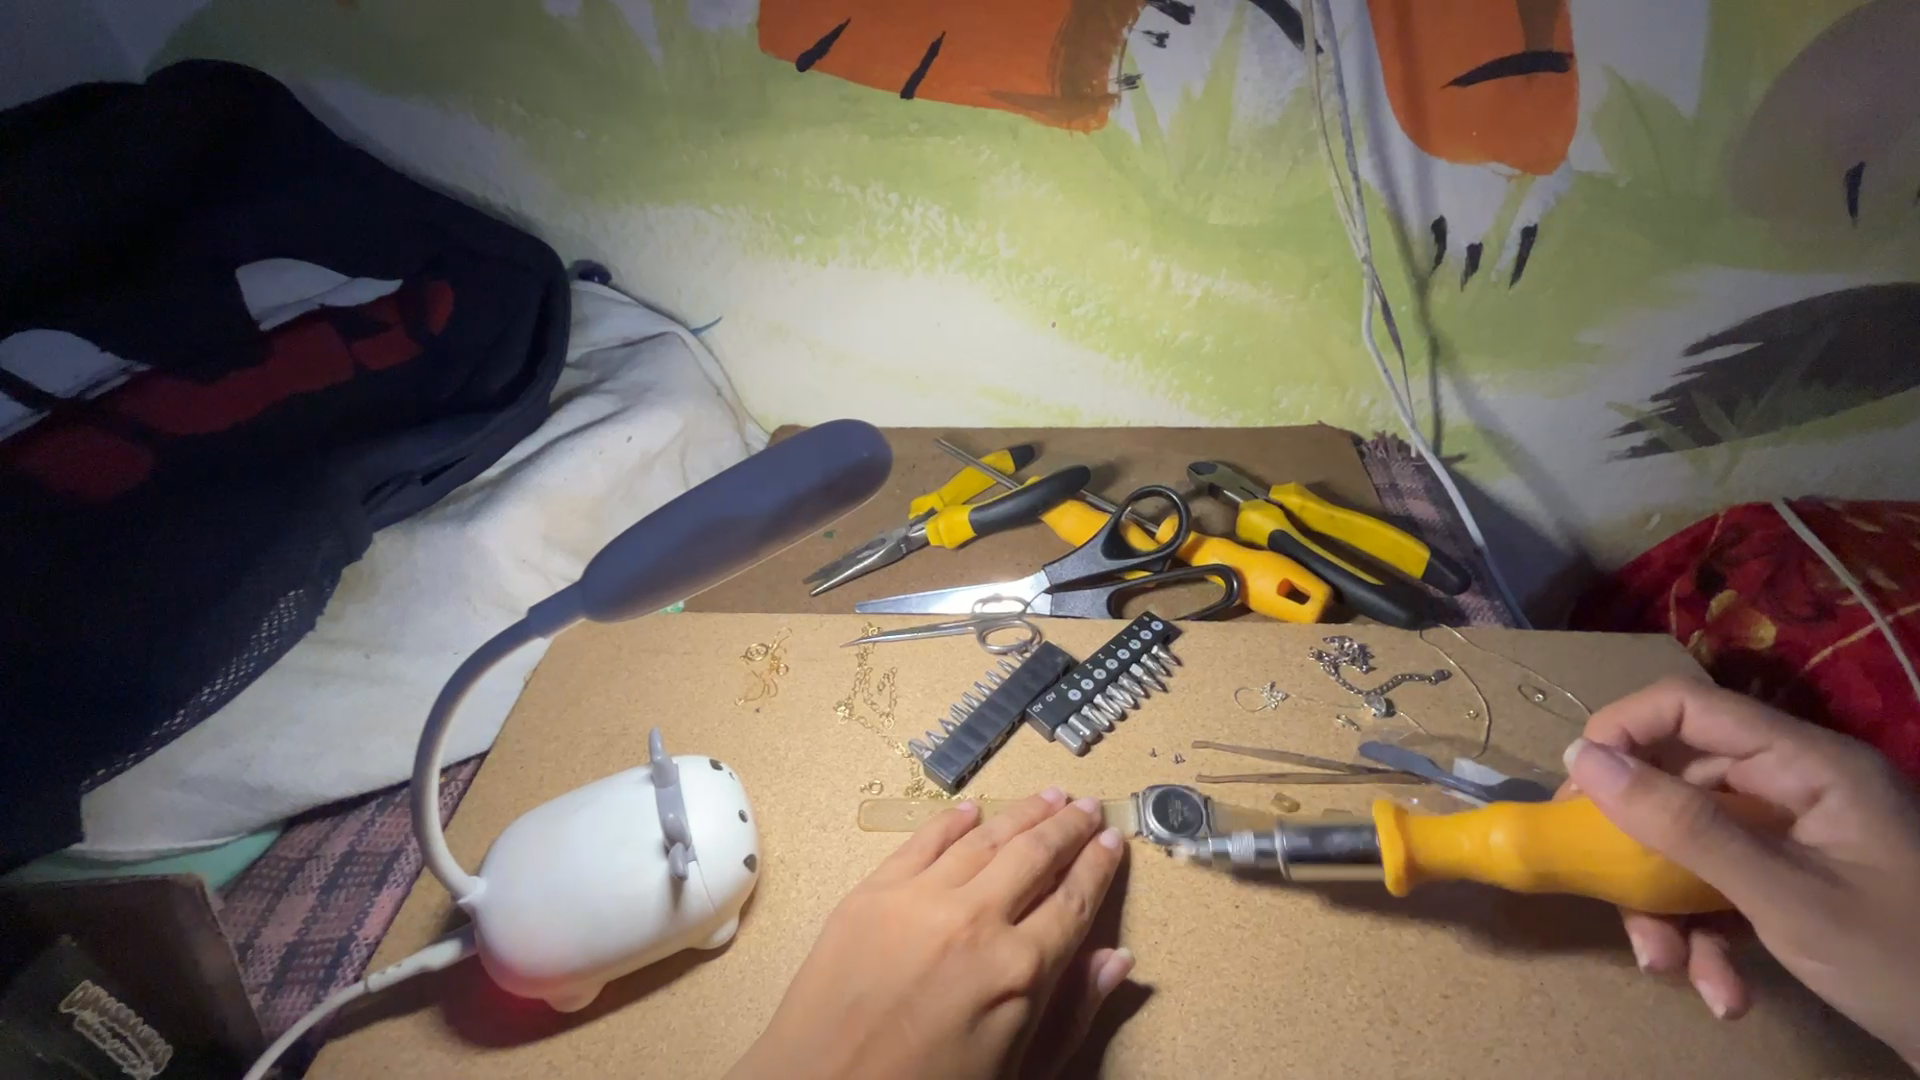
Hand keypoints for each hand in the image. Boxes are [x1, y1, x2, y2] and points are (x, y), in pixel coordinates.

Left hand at [726, 788, 1132, 1079]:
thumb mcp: (1021, 1074)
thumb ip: (1073, 1013)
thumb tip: (1117, 957)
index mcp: (1019, 971)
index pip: (1074, 899)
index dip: (1098, 865)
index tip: (1114, 840)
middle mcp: (976, 920)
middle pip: (1036, 854)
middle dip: (1069, 826)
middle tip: (1087, 806)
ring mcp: (921, 899)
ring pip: (985, 837)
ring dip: (1023, 812)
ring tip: (1048, 795)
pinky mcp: (874, 891)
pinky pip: (923, 840)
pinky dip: (952, 820)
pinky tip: (973, 808)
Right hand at [1562, 677, 1919, 1064]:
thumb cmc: (1912, 964)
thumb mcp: (1787, 897)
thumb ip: (1681, 822)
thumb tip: (1580, 758)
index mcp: (1808, 766)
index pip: (1685, 707)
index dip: (1621, 733)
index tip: (1582, 788)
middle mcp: (1796, 786)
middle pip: (1674, 780)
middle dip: (1635, 843)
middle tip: (1600, 879)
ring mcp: (1794, 834)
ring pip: (1686, 837)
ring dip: (1664, 903)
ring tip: (1666, 964)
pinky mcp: (1793, 876)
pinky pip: (1716, 879)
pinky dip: (1702, 930)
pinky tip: (1717, 985)